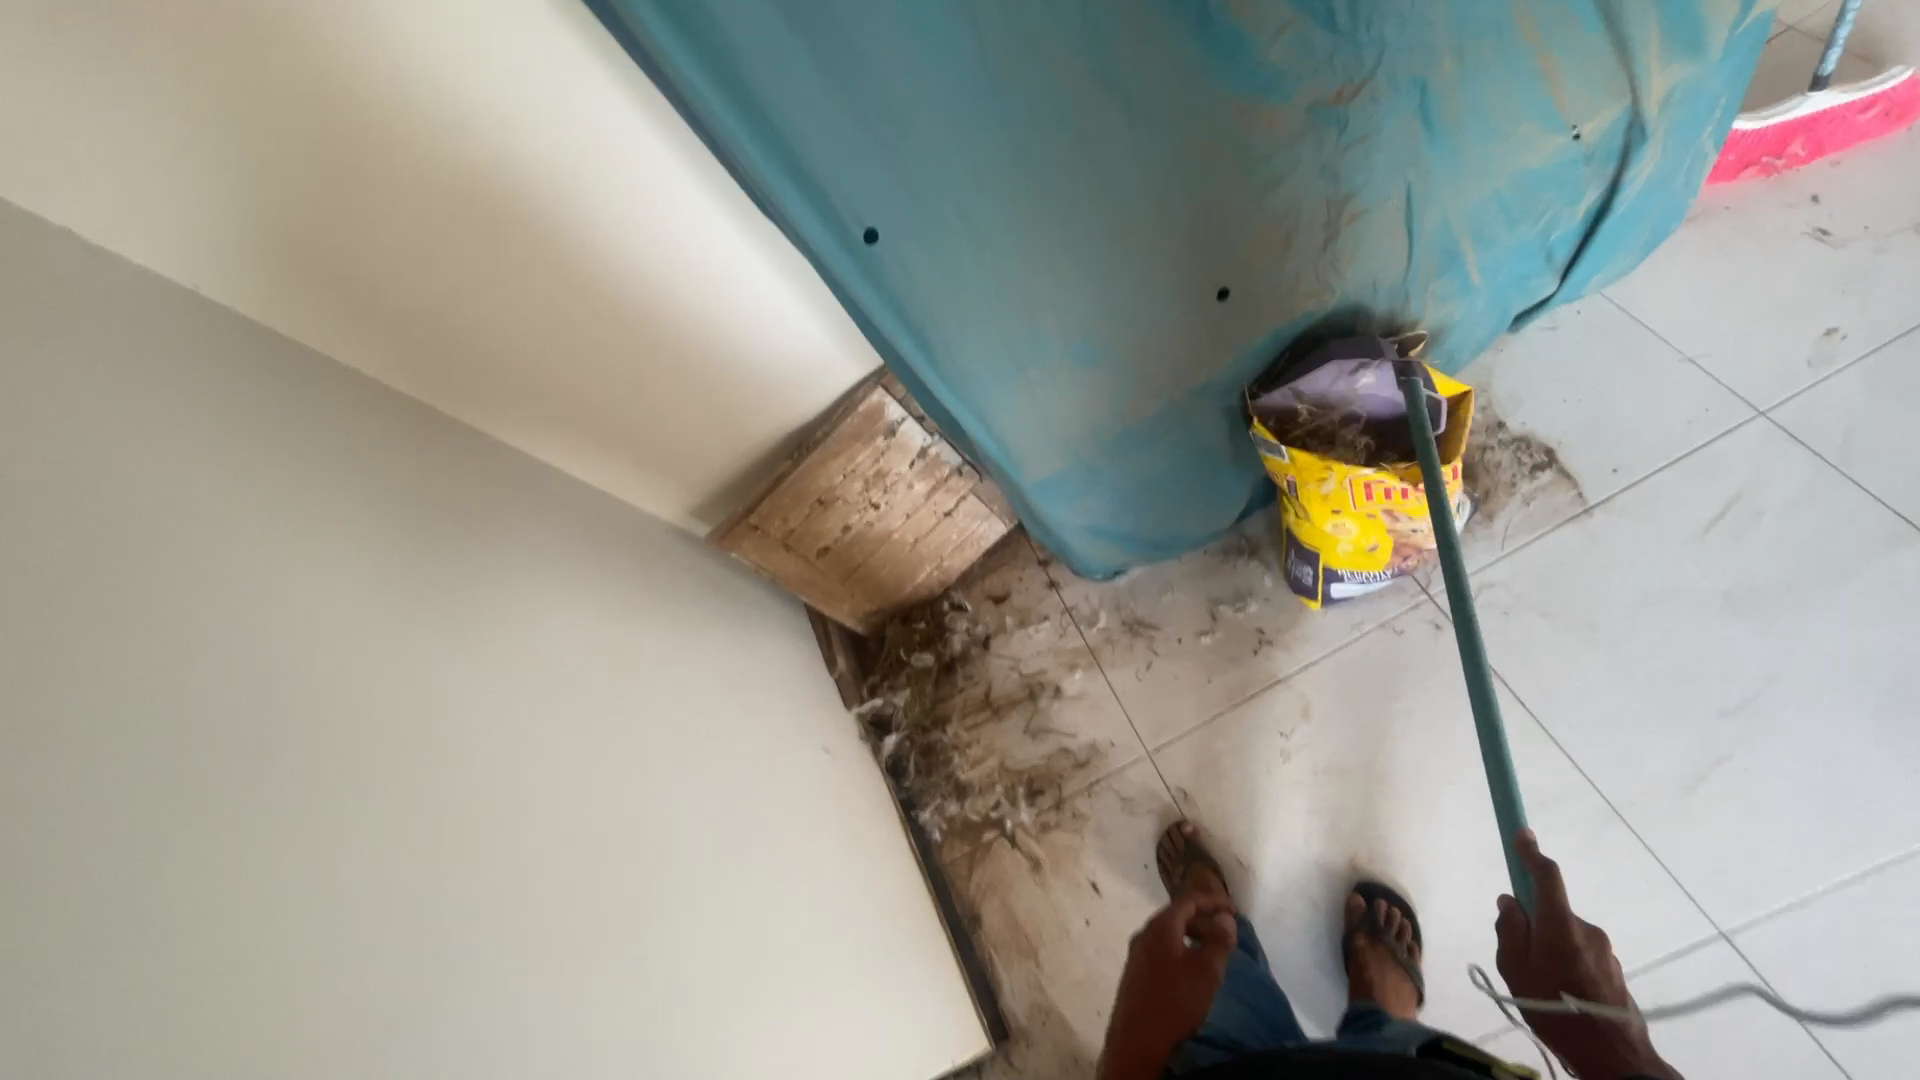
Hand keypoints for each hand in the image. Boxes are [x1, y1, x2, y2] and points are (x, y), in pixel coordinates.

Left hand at [1097, 892, 1236, 1079]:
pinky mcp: (1135, 970)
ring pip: (1169, 933)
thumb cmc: (1175, 1000)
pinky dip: (1180, 949)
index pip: (1188, 900)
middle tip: (1226, 935)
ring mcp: (1137, 951)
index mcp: (1161, 926)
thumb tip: (1226, 918)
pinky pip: (1161, 949)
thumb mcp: (1206, 972)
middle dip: (1204, 921)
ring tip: (1213, 954)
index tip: (1234, 910)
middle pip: (1177, 915)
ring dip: (1192, 937)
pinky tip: (1191, 970)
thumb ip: (1219, 942)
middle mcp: (1145, 932)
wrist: (1136, 1038)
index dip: (1213, 901)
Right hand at [1494, 830, 1681, 1079]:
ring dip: (1550, 945)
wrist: (1615, 1059)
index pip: (1547, 876)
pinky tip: (1560, 992)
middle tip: (1518, 953)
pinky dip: (1566, 961)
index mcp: (1559, 926)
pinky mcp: (1613, 969)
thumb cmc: (1554, 1009)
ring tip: (1540, 983)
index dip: (1532, 852)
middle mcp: (1586, 930)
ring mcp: (1604, 951)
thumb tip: (1511, 902)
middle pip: (1551, 909)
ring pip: (1565, 933)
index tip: (1522, 832)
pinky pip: (1580, 952)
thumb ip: (1509, 930)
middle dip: (1533, 921)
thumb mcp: (1514, 970)